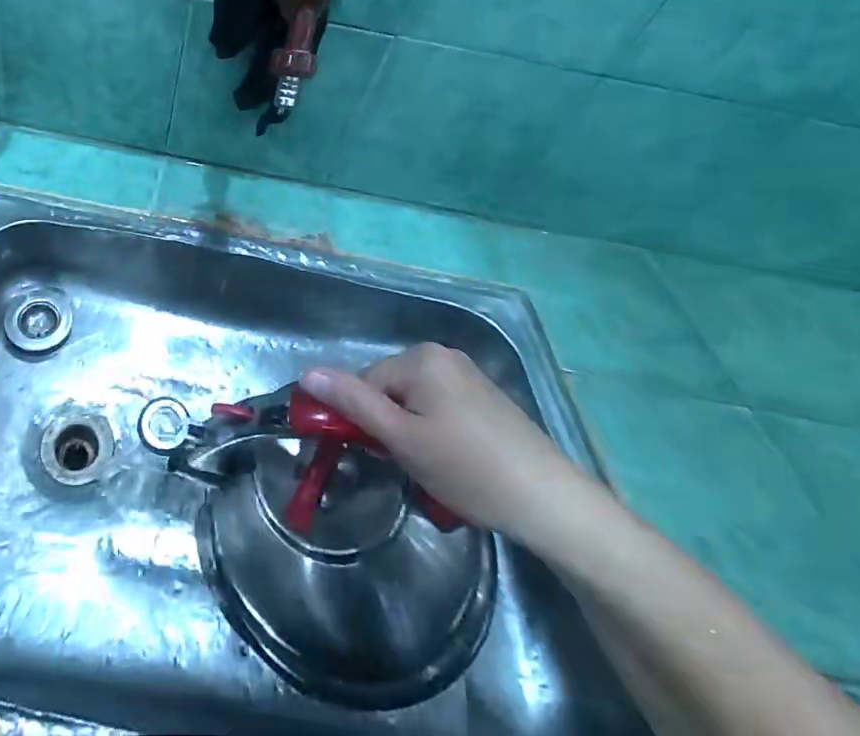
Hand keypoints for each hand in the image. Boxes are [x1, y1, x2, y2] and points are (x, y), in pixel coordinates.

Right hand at [300, 345, 605, 549]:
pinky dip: (434, 433)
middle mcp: (444, 356)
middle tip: (407, 463)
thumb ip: (352, 403)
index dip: (361, 421)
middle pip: (387, 389)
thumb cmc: (468, 469)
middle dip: (387, 426)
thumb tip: (307, 373)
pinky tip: (453, 461)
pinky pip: (438, 408)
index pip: (363, 382)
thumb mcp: (401, 438)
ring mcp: (468, 375)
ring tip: (431, 467)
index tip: (376, 455)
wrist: (551, 502)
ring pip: (411, 402)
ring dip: (409, 432)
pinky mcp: (485, 398)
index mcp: (421, 358)